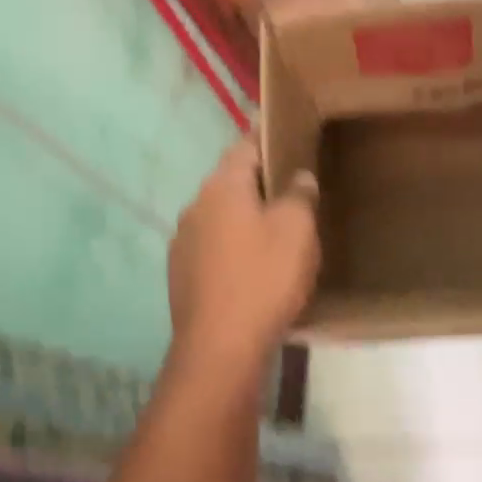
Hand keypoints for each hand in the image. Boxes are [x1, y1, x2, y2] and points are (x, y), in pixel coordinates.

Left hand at [166, 140, 320, 362]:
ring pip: (221, 217)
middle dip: (260, 183)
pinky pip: (214, 248)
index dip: (268, 138)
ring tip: (278, 232)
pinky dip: (235, 248)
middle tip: (295, 189)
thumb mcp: (297, 231)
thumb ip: (299, 195)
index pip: (245, 146)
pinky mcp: (182, 276)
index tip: (289, 134)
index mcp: (222, 187)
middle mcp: (195, 206)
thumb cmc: (264, 278)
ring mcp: (183, 243)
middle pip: (231, 182)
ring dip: (246, 219)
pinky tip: (255, 268)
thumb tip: (298, 177)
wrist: (220, 347)